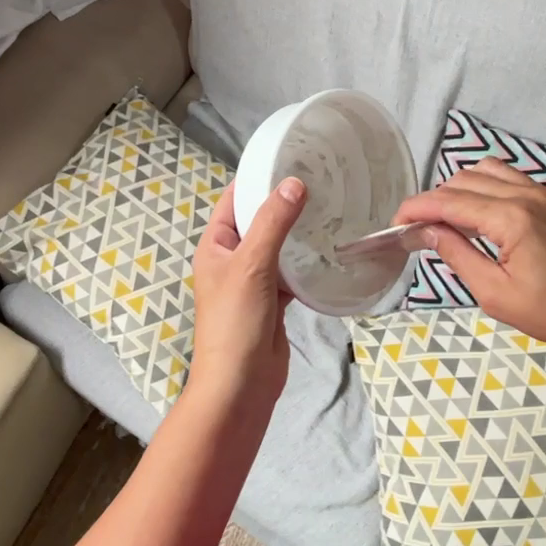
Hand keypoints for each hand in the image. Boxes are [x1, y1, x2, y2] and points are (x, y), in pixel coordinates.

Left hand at [187, 178, 307, 407]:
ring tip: (330, 207)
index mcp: (215, 245)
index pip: (234, 198)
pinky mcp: (273, 301)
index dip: (257, 177)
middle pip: (259, 220)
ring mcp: (253, 281)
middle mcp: (231, 259)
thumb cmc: (236, 323)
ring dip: (297, 231)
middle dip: (283, 202)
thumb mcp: (252, 265)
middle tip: (320, 180)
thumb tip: (294, 182)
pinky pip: (291, 272)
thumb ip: (273, 223)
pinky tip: (329, 249)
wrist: (240, 388)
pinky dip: (306, 261)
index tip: (289, 157)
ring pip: (277, 246)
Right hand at [393, 157, 545, 366]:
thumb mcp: (496, 294)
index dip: (417, 209)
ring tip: (446, 220)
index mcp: (511, 218)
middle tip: (418, 228)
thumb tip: (426, 231)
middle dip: (434, 200)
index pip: (449, 201)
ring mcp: (542, 193)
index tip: (396, 223)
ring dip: (458, 189)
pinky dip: (483, 186)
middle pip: (462, 181)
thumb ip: (457, 255)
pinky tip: (477, 212)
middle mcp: (525, 195)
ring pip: (484, 171)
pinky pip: (507, 176)